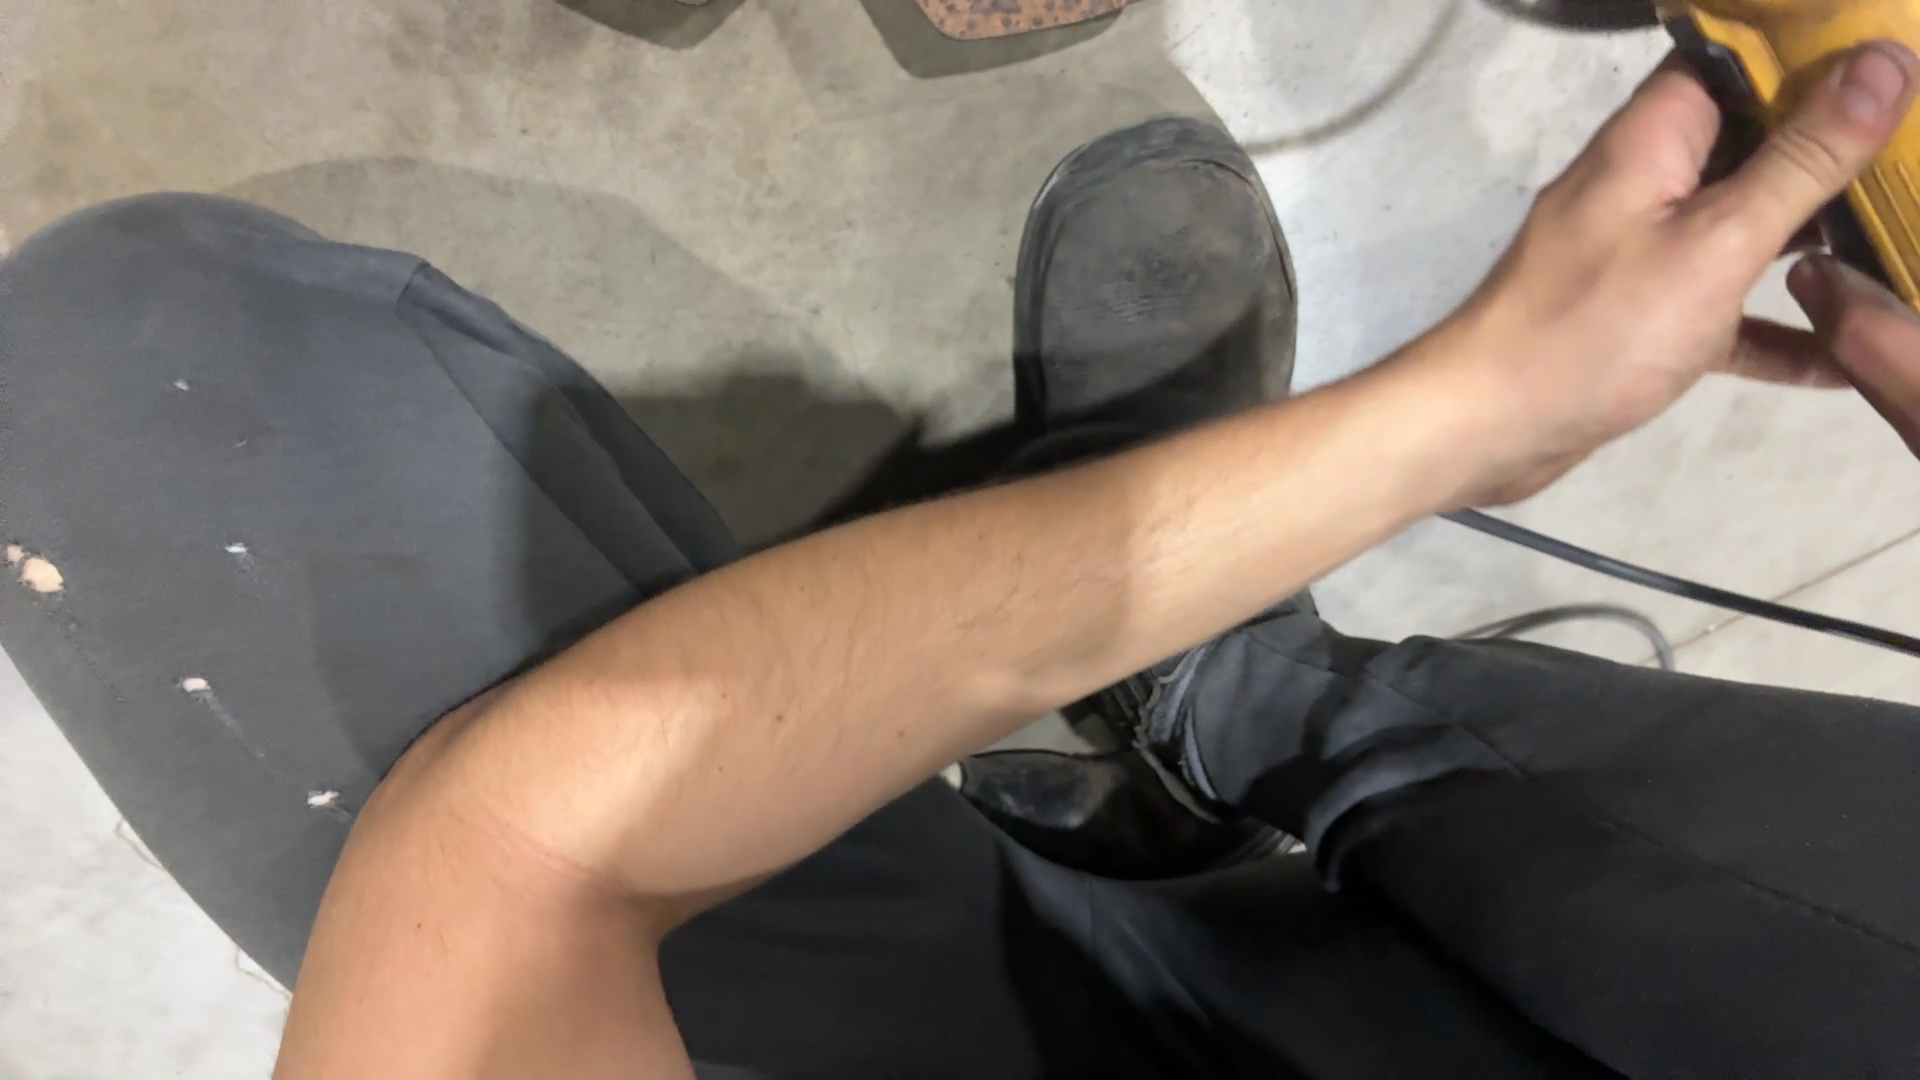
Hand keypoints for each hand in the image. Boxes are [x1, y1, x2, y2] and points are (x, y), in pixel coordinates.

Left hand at [1437, 42, 1918, 505]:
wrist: (1480, 429)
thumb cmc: (1587, 332)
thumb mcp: (1710, 239)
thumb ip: (1797, 158)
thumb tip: (1881, 59)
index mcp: (1641, 150)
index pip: (1728, 65)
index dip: (1813, 51)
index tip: (1902, 50)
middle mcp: (1632, 198)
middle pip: (1747, 148)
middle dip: (1839, 146)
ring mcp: (1629, 266)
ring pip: (1740, 233)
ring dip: (1819, 239)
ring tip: (1908, 237)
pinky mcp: (1631, 328)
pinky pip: (1717, 316)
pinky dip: (1773, 332)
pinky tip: (1848, 355)